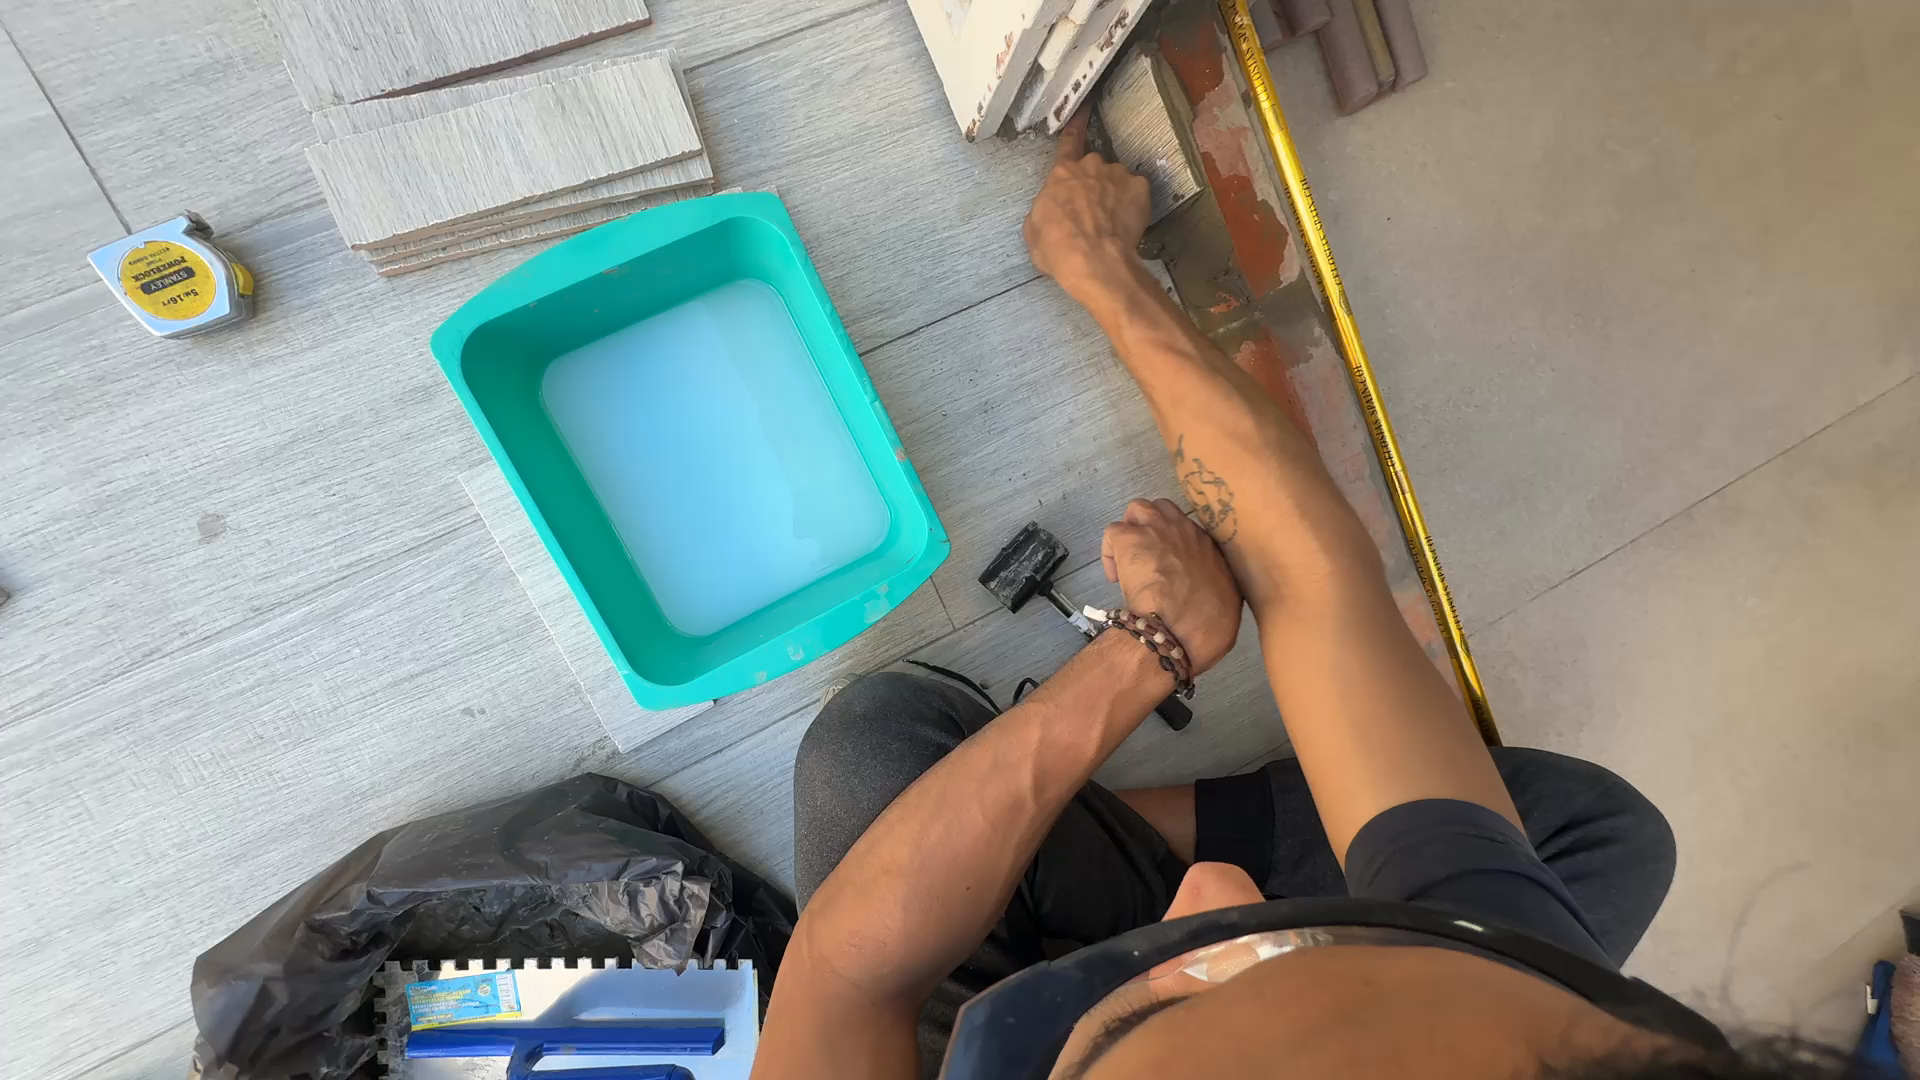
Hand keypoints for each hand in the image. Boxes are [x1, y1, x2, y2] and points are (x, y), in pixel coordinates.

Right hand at [1022, 108, 1151, 305]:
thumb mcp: (1033, 231)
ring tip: (1110, 225)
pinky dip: (1132, 206)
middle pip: (1094, 169)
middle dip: (1094, 186)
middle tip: (1092, 215)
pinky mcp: (1140, 189)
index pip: (1069, 141)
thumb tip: (1051, 210)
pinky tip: (1125, 225)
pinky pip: (1136, 193)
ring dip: (1113, 196)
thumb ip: (1043, 210)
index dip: (1077, 124)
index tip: (1087, 105)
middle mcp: (1091, 165)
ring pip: (1116, 181)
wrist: (1094, 262)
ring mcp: (1118, 174)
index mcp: (1061, 174)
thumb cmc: (1057, 250)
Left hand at [1101, 498, 1242, 674]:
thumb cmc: (1209, 623)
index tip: (1168, 568)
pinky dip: (1109, 553)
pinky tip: (1115, 577)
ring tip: (1128, 559)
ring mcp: (1155, 529)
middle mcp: (1183, 530)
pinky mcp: (1129, 538)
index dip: (1173, 546)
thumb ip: (1219, 590)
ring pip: (1138, 509)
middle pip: (1164, 509)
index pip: (1186, 530)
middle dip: (1151, 527)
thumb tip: (1213, 598)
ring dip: (1131, 531)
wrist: (1183, 626)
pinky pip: (1111, 532)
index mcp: (1207, 545)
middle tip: (1145, 556)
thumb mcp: (1228, 602)